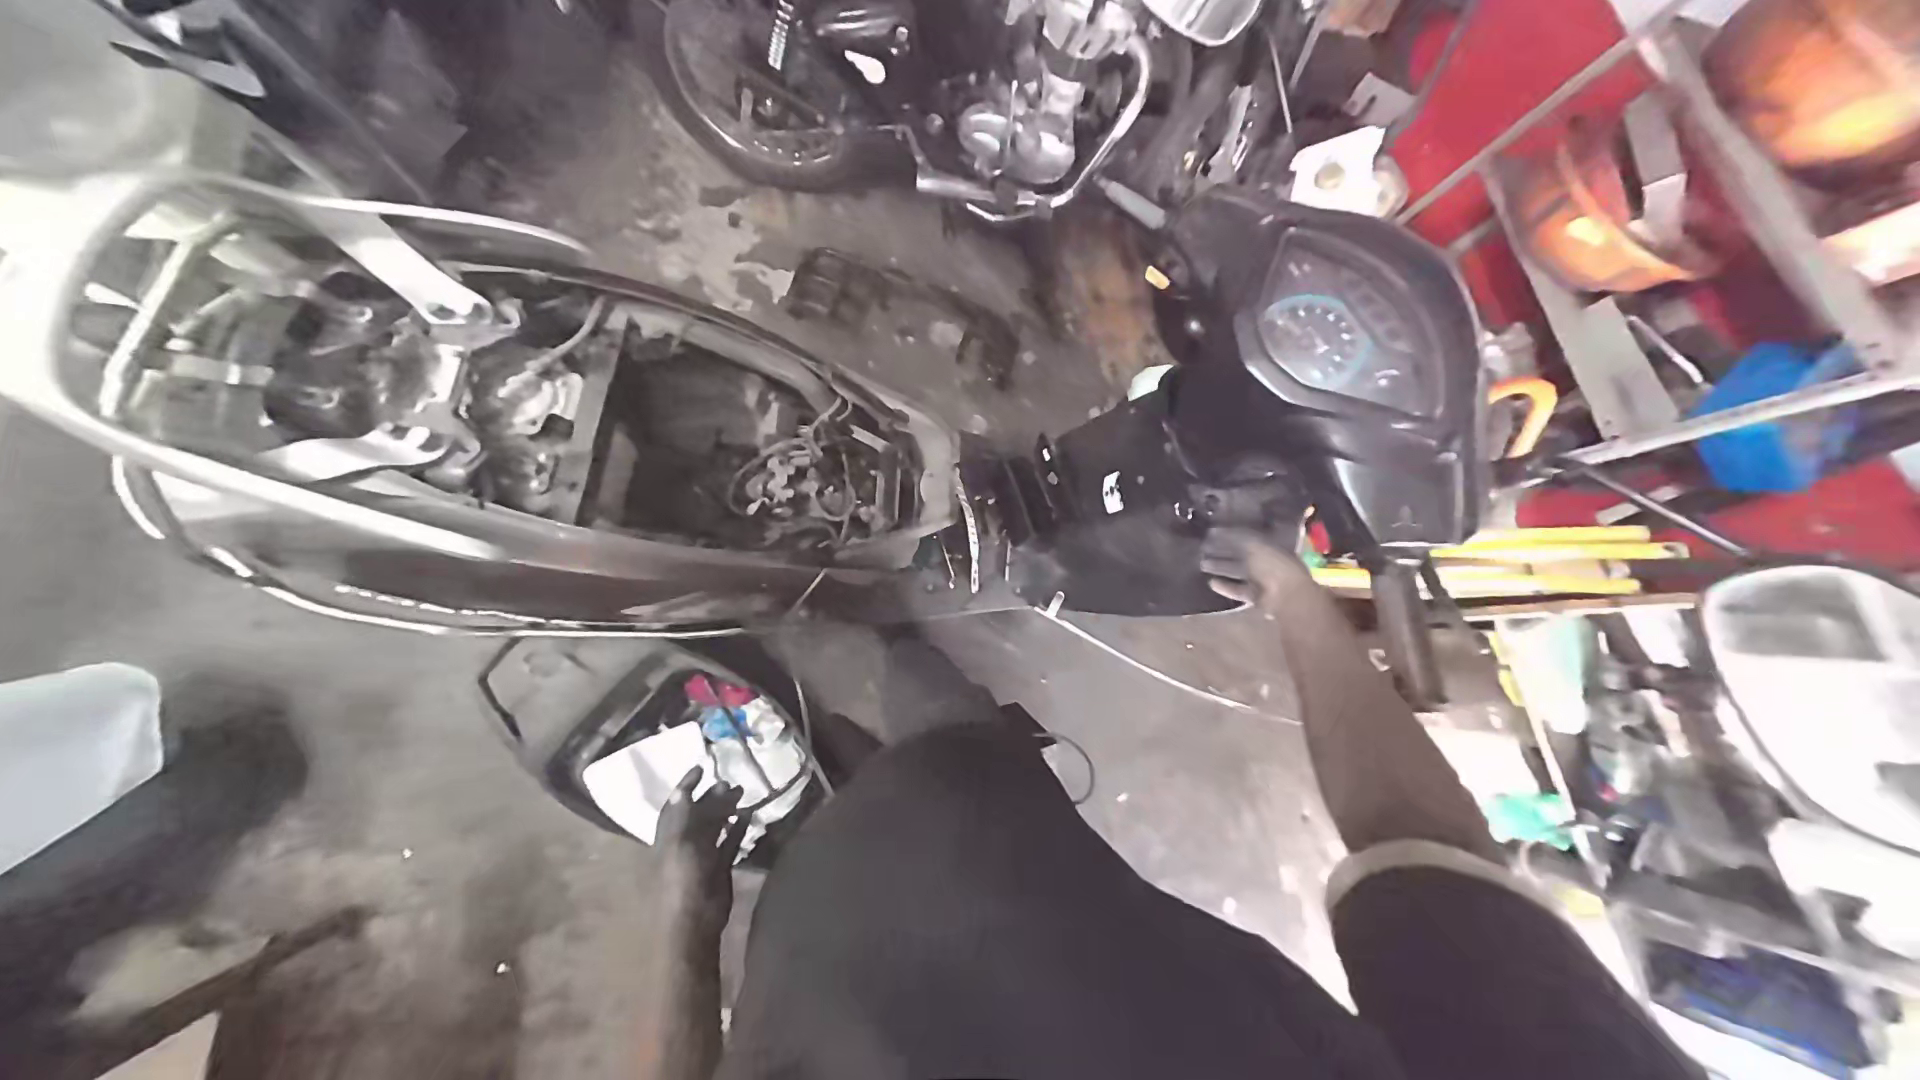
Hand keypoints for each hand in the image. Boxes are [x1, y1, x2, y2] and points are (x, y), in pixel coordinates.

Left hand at [655, 767, 748, 942]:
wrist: (694, 922)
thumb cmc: (680, 881)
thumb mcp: (678, 844)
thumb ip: (682, 816)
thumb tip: (683, 790)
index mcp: (667, 838)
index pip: (675, 805)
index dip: (686, 785)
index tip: (701, 767)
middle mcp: (683, 844)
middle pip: (698, 814)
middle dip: (712, 796)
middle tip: (729, 781)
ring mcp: (702, 856)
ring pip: (715, 826)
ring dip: (726, 809)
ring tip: (741, 792)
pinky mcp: (719, 867)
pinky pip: (729, 842)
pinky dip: (737, 828)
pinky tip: (747, 815)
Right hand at [1200, 527, 1312, 611]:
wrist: (1286, 596)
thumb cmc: (1272, 565)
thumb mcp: (1252, 544)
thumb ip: (1234, 537)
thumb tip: (1215, 531)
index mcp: (1270, 545)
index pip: (1246, 536)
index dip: (1229, 534)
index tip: (1211, 532)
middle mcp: (1266, 561)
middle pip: (1240, 554)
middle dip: (1222, 550)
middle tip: (1203, 548)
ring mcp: (1261, 579)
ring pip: (1237, 571)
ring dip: (1221, 567)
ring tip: (1202, 564)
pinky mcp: (1256, 596)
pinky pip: (1237, 589)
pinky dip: (1225, 586)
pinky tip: (1211, 582)